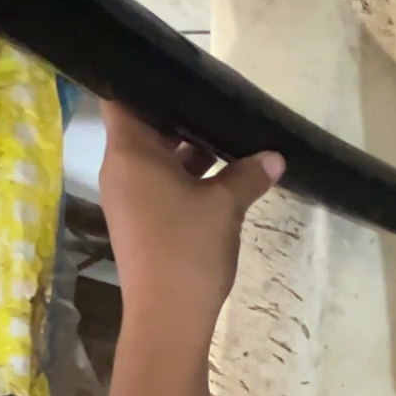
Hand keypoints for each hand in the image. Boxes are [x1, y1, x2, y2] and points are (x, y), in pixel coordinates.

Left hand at [97, 101, 283, 343]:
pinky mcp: (143, 223)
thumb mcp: (225, 207)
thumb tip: (274, 156)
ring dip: (190, 154)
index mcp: (130, 152)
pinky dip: (188, 179)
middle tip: (221, 108)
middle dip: (182, 121)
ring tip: (230, 142)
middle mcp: (121, 169)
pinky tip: (222, 181)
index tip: (185, 79)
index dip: (150, 84)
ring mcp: (130, 199)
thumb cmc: (189, 250)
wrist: (169, 316)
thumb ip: (248, 176)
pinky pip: (162, 186)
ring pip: (158, 161)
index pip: (125, 97)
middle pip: (146, 129)